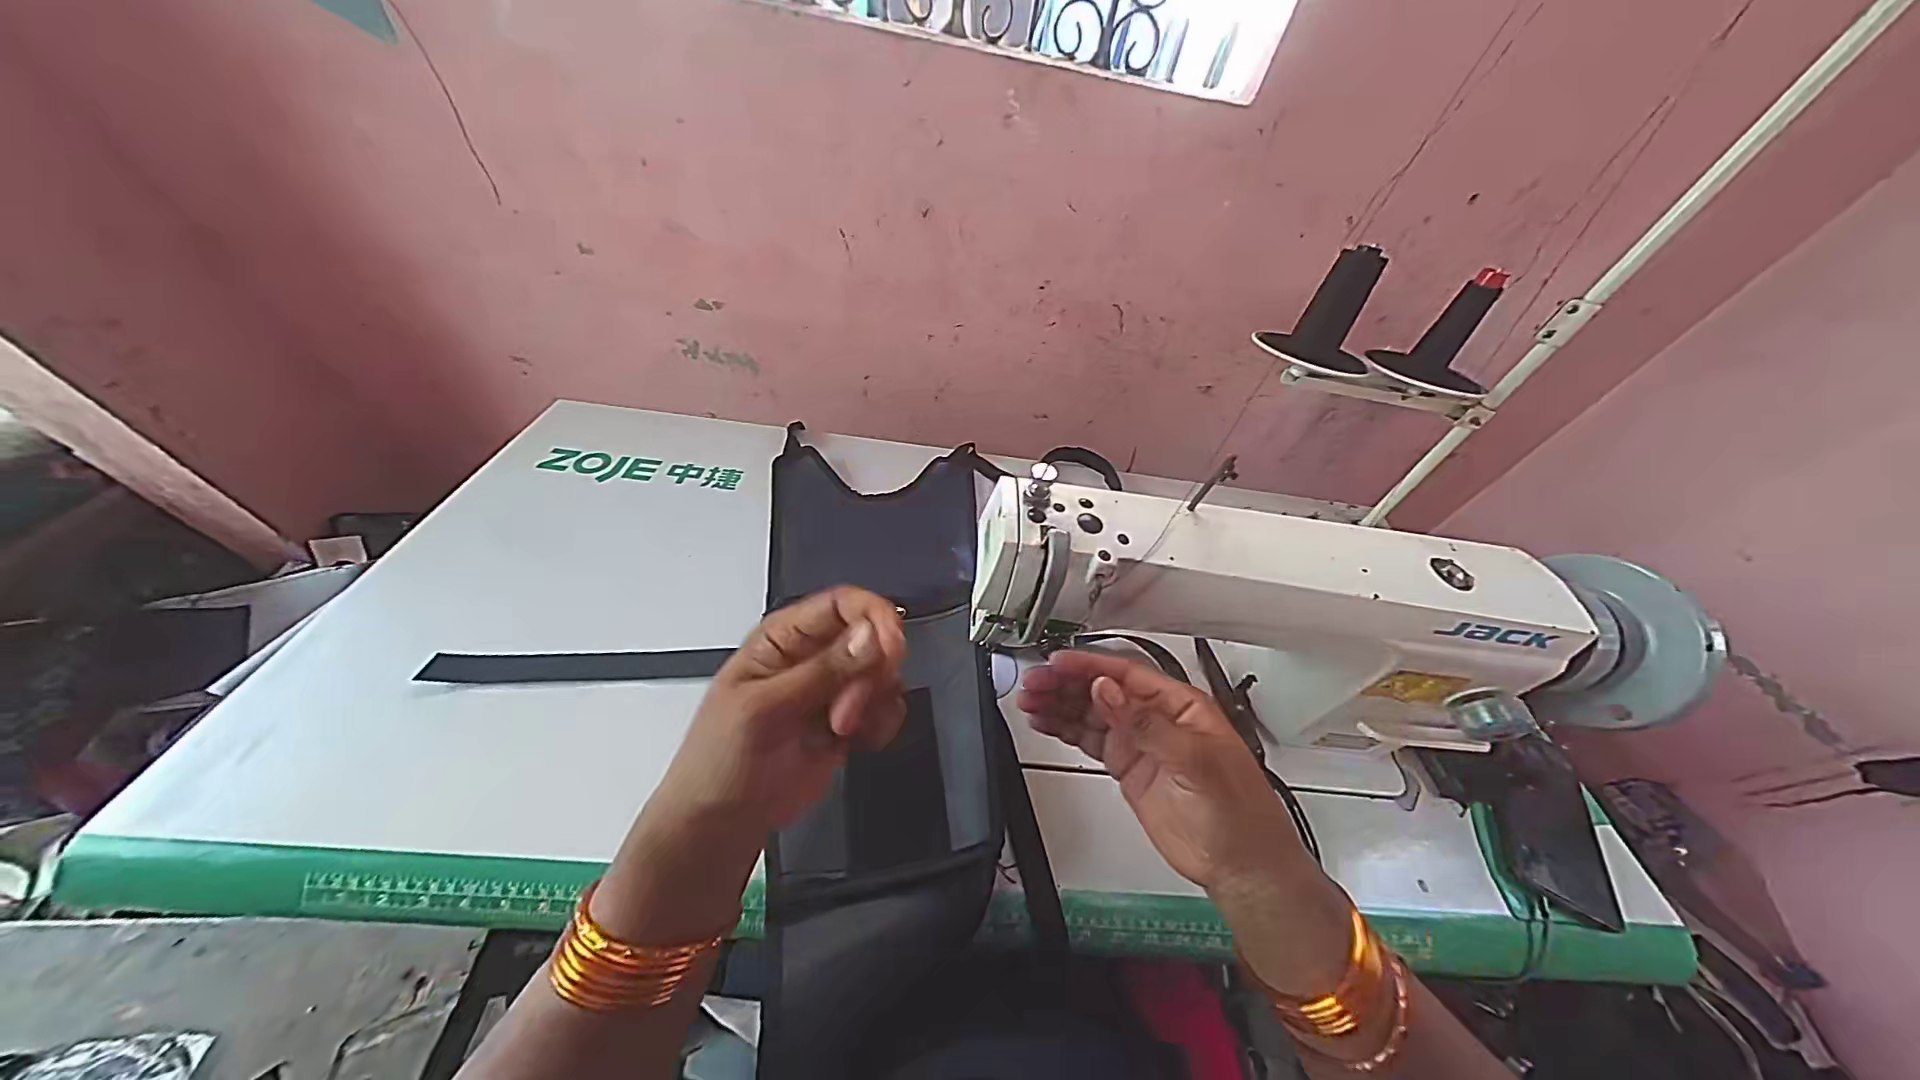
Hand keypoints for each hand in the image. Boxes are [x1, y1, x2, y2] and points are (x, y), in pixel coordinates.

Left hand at [654, 585, 908, 833]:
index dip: (874, 616)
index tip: (892, 644)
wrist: (722, 822)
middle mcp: (811, 657)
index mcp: (783, 638)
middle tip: (849, 705)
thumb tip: (868, 635)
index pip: (841, 604)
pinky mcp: (847, 720)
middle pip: (871, 637)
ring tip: (840, 729)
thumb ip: (821, 671)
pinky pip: (886, 706)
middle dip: (872, 672)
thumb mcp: (763, 708)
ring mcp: (830, 689)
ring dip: (874, 703)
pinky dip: (882, 724)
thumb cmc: (717, 761)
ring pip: (883, 672)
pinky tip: (855, 741)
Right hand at [1017, 650, 1305, 891]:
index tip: (1057, 664)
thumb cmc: (1239, 812)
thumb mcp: (1194, 761)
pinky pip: (1087, 738)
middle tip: (1033, 684)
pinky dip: (1064, 728)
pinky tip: (1045, 722)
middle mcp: (1155, 718)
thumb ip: (1145, 724)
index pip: (1125, 674)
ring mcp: (1138, 741)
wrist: (1240, 866)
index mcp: (1179, 705)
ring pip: (1089, 711)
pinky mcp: (1126, 765)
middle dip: (1064, 684)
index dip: (1088, 666)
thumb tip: (1107, 690)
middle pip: (1101, 689)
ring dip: (1058, 704)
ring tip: (1030, 700)